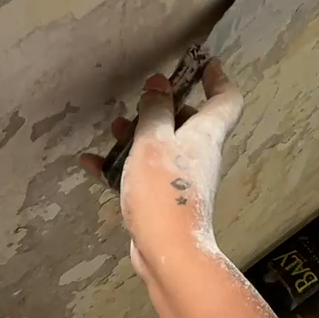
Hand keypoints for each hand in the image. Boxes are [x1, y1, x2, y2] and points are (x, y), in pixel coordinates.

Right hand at [81, 59, 243, 271]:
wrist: (169, 254)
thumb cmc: (164, 193)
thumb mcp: (153, 141)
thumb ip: (155, 110)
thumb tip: (159, 85)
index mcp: (205, 137)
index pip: (226, 101)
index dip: (218, 78)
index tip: (205, 63)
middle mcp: (199, 158)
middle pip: (188, 123)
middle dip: (163, 107)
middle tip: (139, 101)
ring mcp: (183, 183)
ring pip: (162, 148)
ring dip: (137, 135)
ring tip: (113, 130)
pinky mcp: (164, 203)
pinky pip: (142, 176)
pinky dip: (120, 168)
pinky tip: (91, 165)